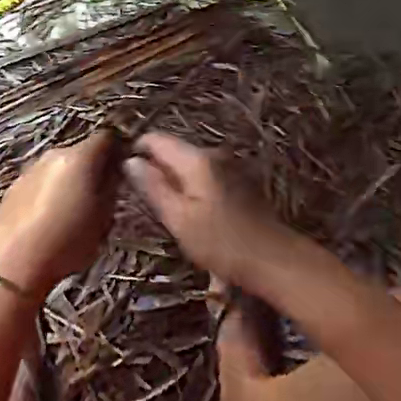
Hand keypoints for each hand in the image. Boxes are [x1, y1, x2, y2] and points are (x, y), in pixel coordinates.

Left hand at [0, 129, 120, 297]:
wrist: (11, 262)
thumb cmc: (66, 241)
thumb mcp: (103, 219)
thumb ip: (112, 188)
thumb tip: (115, 170)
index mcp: (80, 157)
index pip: (106, 137)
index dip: (118, 149)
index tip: (123, 169)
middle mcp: (54, 154)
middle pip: (81, 151)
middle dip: (93, 167)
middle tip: (101, 194)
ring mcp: (30, 168)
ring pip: (60, 167)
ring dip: (70, 180)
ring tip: (73, 210)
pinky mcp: (14, 186)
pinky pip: (41, 181)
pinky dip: (50, 191)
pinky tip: (49, 217)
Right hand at [124, 132, 291, 285]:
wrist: (276, 261)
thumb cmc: (222, 242)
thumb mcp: (179, 219)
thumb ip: (153, 186)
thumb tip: (129, 161)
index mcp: (196, 158)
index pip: (156, 139)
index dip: (137, 151)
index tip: (124, 175)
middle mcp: (214, 153)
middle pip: (173, 151)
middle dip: (156, 168)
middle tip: (144, 199)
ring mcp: (230, 166)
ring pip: (189, 165)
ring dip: (175, 181)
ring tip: (166, 210)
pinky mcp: (240, 181)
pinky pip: (205, 175)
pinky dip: (193, 188)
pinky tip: (193, 214)